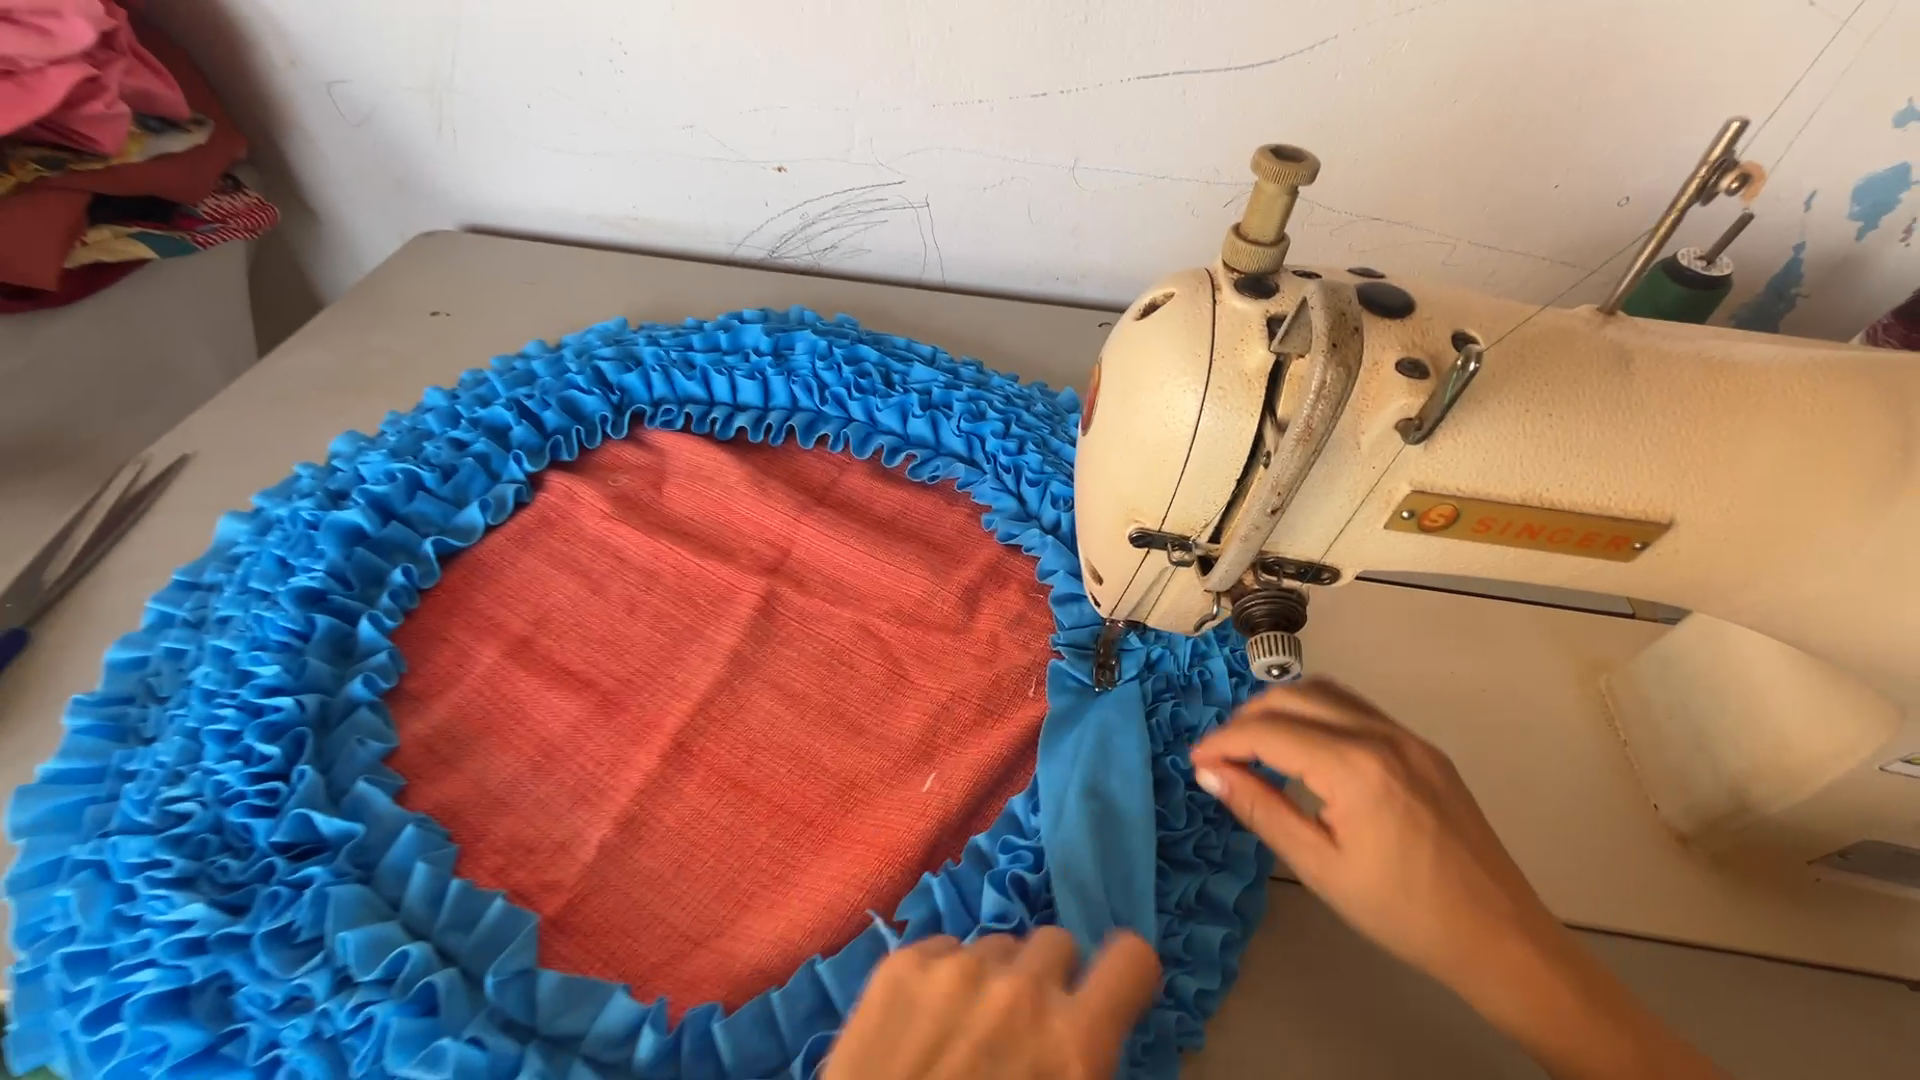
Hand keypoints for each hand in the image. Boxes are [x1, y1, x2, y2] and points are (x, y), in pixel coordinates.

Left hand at [823, 928, 1159, 1079]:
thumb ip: (1084, 1063)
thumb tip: (1085, 1034)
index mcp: (1074, 1043)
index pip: (1132, 957)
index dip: (1122, 972)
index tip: (1104, 992)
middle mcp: (1020, 990)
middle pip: (1055, 942)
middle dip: (1046, 978)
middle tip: (1021, 1026)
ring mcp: (956, 968)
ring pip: (995, 946)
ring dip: (991, 979)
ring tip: (962, 1030)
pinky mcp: (901, 964)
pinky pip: (943, 949)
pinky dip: (941, 978)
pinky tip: (920, 1024)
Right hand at [1189, 679, 1728, 1079]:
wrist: (1500, 937)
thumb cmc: (1402, 913)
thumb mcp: (1319, 866)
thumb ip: (1259, 809)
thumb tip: (1208, 772)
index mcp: (1355, 768)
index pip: (1268, 732)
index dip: (1222, 742)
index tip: (1195, 761)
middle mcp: (1381, 736)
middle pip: (1293, 697)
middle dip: (1246, 718)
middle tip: (1221, 755)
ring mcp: (1408, 736)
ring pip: (1326, 692)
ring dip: (1281, 708)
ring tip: (1256, 745)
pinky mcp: (1423, 747)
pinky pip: (1356, 709)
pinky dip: (1316, 714)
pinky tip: (1305, 748)